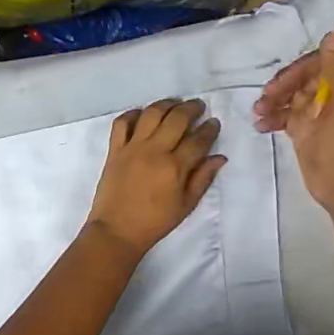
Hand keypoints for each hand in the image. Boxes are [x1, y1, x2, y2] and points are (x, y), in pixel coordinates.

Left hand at [84, 98, 226, 256]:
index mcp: (175, 167)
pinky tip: (143, 114)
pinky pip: (122, 123)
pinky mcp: (114, 150)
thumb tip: (219, 157)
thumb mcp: (186, 205)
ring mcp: (132, 148)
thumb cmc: (155, 222)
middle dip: (192, 108)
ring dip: (166, 104)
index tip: (214, 122)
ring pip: (151, 114)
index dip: (209, 129)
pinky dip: (133, 114)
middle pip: (176, 118)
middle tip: (198, 106)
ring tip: (175, 104)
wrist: (117, 230)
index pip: (198, 140)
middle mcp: (154, 151)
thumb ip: (202, 179)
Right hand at [253, 28, 333, 223]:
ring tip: (258, 114)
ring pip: (292, 96)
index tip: (282, 81)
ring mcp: (320, 116)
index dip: (301, 67)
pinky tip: (261, 125)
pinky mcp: (306, 134)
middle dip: (283, 85)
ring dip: (273, 101)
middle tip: (265, 98)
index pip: (324, 61)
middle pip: (305, 77)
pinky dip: (272, 118)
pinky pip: (286, 117)